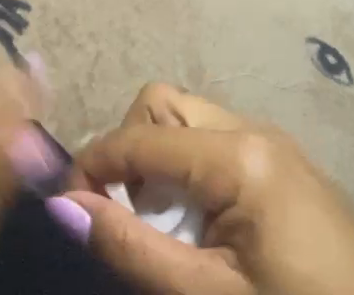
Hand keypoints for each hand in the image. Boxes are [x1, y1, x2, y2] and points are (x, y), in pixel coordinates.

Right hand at [61, 83, 353, 294]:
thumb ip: (132, 248)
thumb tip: (63, 205)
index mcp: (239, 156)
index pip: (137, 137)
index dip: (90, 167)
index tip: (65, 210)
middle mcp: (256, 131)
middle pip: (161, 105)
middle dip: (128, 151)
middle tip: (123, 215)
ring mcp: (277, 148)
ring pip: (188, 121)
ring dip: (157, 162)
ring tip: (159, 227)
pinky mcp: (290, 171)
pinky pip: (216, 145)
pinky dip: (188, 172)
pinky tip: (199, 230)